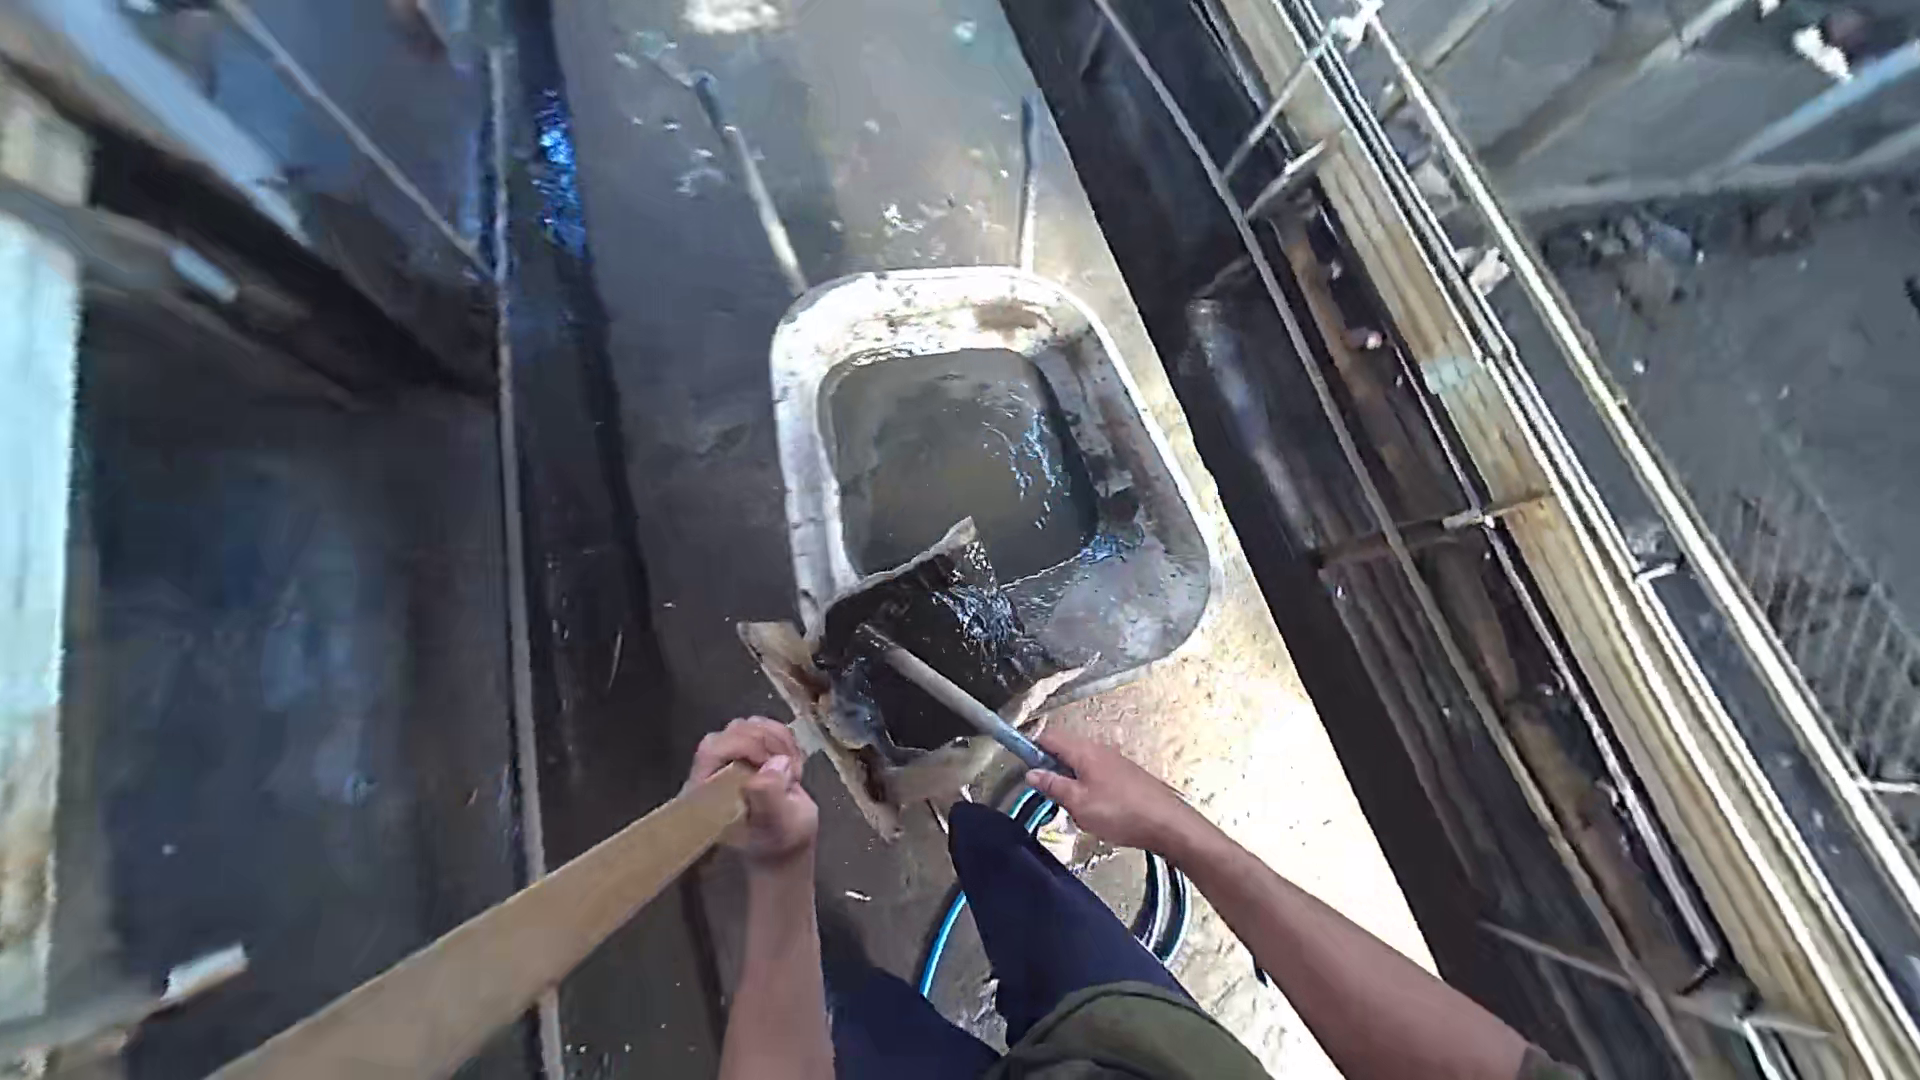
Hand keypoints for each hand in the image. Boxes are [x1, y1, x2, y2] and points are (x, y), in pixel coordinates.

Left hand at [685, 717, 817, 869]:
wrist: (789, 838)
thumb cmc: (780, 838)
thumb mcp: (779, 825)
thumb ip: (770, 797)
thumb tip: (773, 763)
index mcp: (706, 793)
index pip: (712, 750)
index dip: (744, 746)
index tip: (774, 762)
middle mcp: (713, 771)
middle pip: (733, 732)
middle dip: (768, 744)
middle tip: (789, 767)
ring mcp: (731, 757)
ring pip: (749, 725)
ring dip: (778, 740)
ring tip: (792, 766)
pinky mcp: (749, 748)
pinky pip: (764, 725)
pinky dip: (784, 737)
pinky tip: (792, 758)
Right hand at [1024, 732, 1208, 853]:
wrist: (1168, 824)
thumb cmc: (1120, 812)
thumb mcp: (1079, 803)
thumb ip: (1053, 786)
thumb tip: (1030, 772)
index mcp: (1083, 750)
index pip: (1049, 737)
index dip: (1031, 747)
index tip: (1022, 766)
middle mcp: (1097, 748)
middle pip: (1064, 748)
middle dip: (1050, 767)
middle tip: (1047, 794)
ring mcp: (1113, 760)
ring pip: (1080, 762)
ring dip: (1069, 778)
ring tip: (1071, 806)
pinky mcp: (1125, 774)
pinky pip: (1095, 772)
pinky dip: (1086, 785)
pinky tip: (1093, 808)